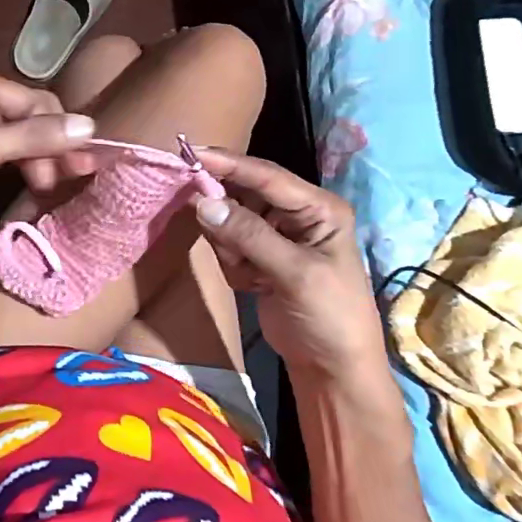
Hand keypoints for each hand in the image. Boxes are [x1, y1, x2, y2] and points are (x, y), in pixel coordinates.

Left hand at [0, 67, 96, 238]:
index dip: (57, 129)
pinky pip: (17, 153)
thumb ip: (33, 136)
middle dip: (53, 146)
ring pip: (29, 137)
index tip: (73, 162)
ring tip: (50, 185)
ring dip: (45, 159)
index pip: (34, 100)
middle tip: (70, 176)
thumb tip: (90, 126)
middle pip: (35, 118)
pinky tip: (43, 181)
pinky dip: (31, 165)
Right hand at [190, 148, 386, 376]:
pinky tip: (251, 285)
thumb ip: (249, 235)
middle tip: (213, 231)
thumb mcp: (295, 273)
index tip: (190, 153)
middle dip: (225, 213)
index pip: (266, 176)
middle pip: (242, 194)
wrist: (331, 368)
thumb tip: (202, 202)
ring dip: (228, 246)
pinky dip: (230, 263)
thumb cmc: (329, 317)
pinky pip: (226, 244)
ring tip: (248, 274)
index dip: (228, 164)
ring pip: (228, 220)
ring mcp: (274, 236)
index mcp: (318, 208)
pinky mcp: (257, 256)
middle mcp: (295, 214)